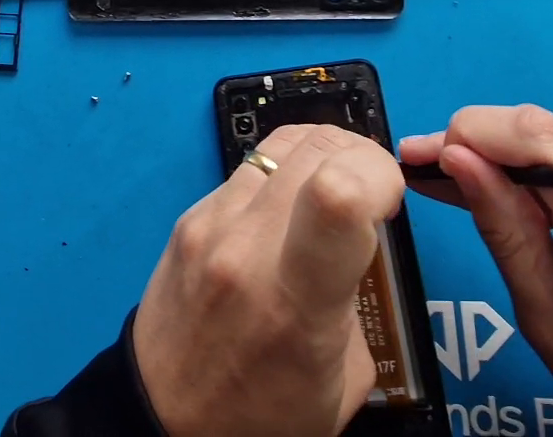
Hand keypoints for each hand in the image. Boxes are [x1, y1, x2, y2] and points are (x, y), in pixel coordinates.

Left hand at [132, 125, 405, 436]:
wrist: (161, 416)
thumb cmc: (265, 414)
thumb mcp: (346, 379)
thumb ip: (359, 293)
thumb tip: (361, 232)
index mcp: (295, 300)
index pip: (336, 196)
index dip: (377, 174)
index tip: (391, 199)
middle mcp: (246, 246)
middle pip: (316, 147)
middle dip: (362, 155)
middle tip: (373, 190)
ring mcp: (211, 221)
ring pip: (282, 142)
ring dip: (323, 152)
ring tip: (335, 186)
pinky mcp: (190, 213)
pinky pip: (252, 165)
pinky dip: (284, 172)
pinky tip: (289, 205)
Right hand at [400, 105, 552, 436]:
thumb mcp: (549, 326)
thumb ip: (505, 233)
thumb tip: (457, 160)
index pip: (544, 143)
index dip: (475, 133)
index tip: (425, 156)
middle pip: (551, 129)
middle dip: (479, 137)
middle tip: (426, 163)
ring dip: (504, 148)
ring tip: (453, 173)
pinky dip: (537, 162)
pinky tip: (503, 183)